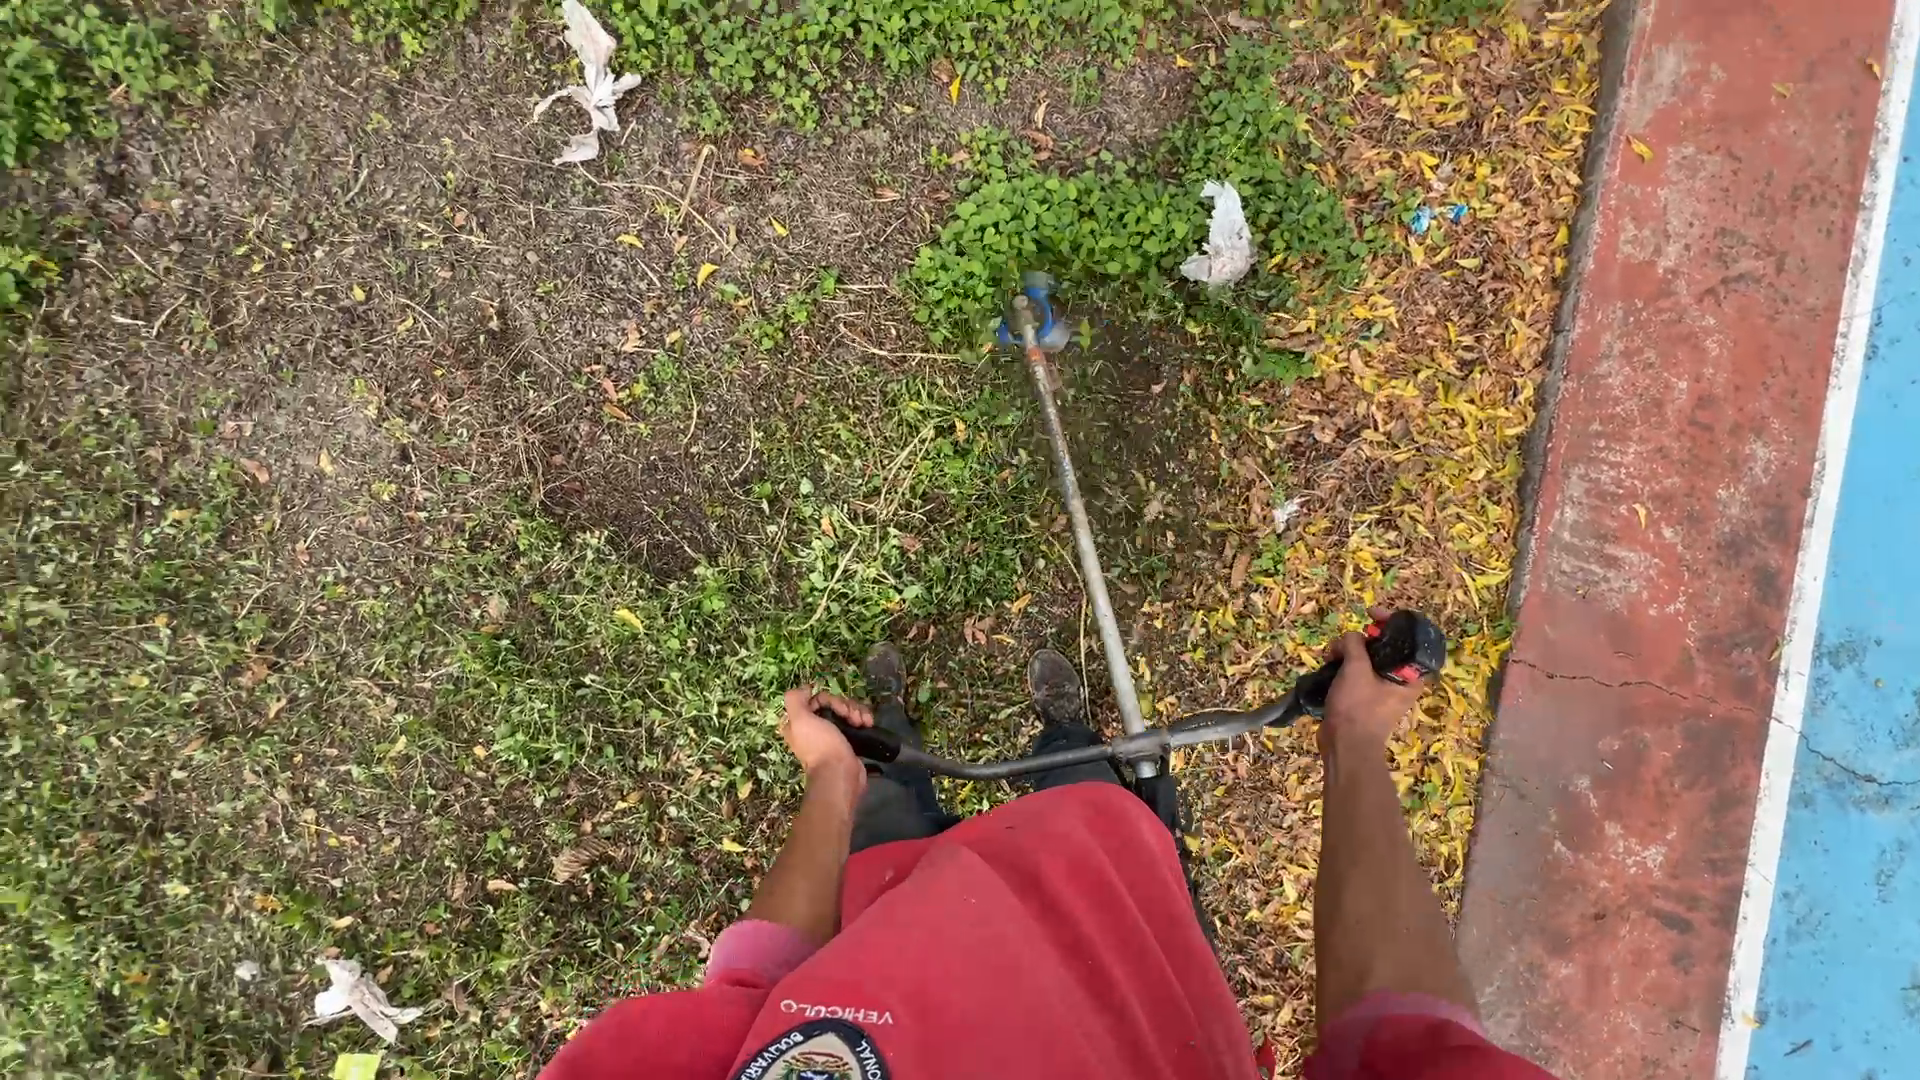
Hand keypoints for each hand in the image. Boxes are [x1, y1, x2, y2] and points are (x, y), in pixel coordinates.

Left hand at [780, 685, 872, 787]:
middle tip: (851, 717)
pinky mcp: (848, 739)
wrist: (840, 773)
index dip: (829, 699)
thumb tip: (805, 688)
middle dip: (846, 706)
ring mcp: (833, 733)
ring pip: (847, 710)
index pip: (816, 698)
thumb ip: (795, 700)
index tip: (837, 708)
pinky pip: (857, 720)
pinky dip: (863, 719)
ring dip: (857, 712)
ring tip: (862, 723)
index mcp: (800, 722)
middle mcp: (814, 726)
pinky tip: (868, 724)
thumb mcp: (800, 720)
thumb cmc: (820, 745)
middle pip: (834, 703)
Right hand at [1318, 609, 1427, 755]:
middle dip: (1360, 639)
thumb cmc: (1357, 707)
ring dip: (1347, 652)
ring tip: (1329, 656)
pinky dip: (1343, 665)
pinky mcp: (1363, 696)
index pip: (1408, 639)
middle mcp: (1400, 680)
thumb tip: (1351, 637)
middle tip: (1342, 641)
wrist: (1345, 744)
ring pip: (1366, 658)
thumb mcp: (1356, 669)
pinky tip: (1328, 665)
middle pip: (1383, 647)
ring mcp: (1381, 688)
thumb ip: (1355, 644)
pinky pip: (1356, 672)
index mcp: (1410, 675)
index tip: (1370, 613)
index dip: (1391, 621)